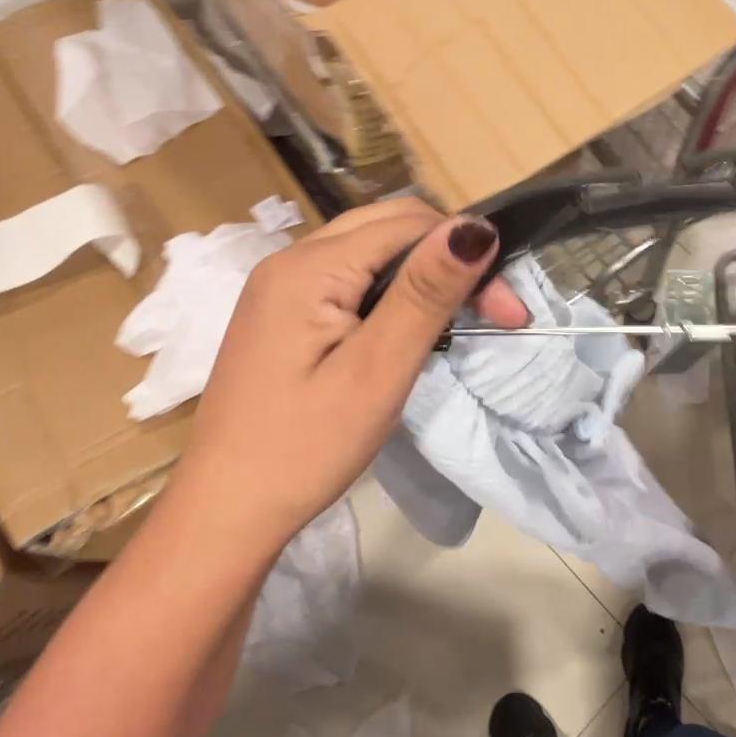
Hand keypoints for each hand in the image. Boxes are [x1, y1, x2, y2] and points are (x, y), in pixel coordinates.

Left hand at [167, 199, 529, 546]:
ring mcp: (280, 285)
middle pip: (391, 225)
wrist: (226, 510)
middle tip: (492, 313)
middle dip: (450, 255)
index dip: (467, 254)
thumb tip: (475, 226)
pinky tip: (406, 326)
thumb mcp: (377, 370)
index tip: (508, 312)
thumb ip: (424, 293)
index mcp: (309, 266)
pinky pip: (350, 275)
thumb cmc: (306, 447)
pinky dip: (391, 288)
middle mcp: (290, 259)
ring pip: (372, 248)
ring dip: (423, 271)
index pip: (411, 225)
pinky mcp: (282, 312)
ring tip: (456, 320)